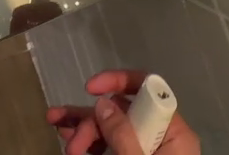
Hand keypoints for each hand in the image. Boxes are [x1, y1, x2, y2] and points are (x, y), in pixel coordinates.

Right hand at [46, 70, 200, 154]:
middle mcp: (160, 137)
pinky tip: (66, 138)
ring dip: (82, 128)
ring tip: (55, 127)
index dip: (117, 81)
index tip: (90, 89)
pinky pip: (108, 145)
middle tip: (72, 145)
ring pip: (110, 127)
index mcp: (173, 133)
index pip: (147, 89)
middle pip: (121, 111)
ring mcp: (145, 151)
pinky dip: (88, 141)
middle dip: (91, 122)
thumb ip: (122, 135)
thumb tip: (103, 103)